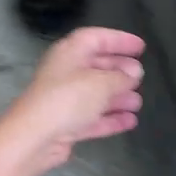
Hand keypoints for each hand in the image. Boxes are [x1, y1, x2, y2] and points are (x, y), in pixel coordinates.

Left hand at [7, 27, 145, 168]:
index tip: (140, 47)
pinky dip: (110, 119)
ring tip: (137, 102)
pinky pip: (92, 118)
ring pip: (95, 94)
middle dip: (119, 71)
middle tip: (140, 76)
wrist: (34, 138)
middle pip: (96, 66)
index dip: (118, 40)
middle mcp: (65, 73)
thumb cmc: (67, 100)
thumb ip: (120, 77)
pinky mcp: (66, 124)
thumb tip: (134, 72)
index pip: (95, 38)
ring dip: (117, 97)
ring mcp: (64, 100)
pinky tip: (130, 121)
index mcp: (69, 54)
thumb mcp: (100, 83)